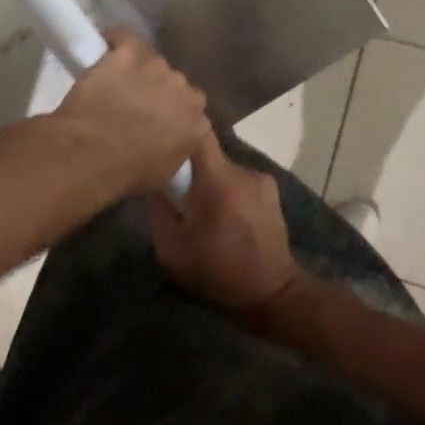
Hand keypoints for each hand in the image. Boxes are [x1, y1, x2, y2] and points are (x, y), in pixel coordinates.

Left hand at [53, 29, 210, 194]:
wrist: (92, 152)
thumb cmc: (126, 173)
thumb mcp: (163, 172)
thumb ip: (175, 149)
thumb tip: (168, 140)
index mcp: (197, 123)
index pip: (191, 107)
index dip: (171, 109)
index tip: (155, 117)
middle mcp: (184, 89)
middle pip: (172, 81)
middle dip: (156, 88)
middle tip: (132, 102)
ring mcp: (157, 67)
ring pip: (150, 60)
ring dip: (135, 67)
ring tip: (114, 82)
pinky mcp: (130, 50)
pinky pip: (124, 38)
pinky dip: (114, 41)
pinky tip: (103, 50)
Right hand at [149, 134, 305, 317]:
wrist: (272, 294)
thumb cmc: (218, 273)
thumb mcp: (172, 250)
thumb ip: (158, 210)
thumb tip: (153, 180)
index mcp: (218, 181)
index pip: (199, 133)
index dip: (180, 131)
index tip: (165, 144)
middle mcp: (242, 171)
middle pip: (207, 153)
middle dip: (193, 170)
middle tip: (182, 198)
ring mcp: (261, 178)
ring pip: (223, 168)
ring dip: (212, 183)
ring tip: (209, 214)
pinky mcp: (271, 188)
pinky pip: (239, 179)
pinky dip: (229, 191)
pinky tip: (230, 218)